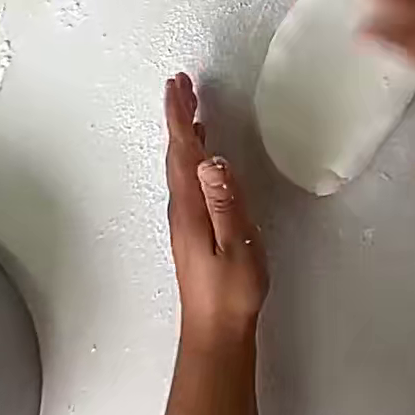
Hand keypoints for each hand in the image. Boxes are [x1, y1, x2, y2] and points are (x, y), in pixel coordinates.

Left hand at [164, 73, 267, 347]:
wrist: (215, 330)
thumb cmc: (231, 291)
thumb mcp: (238, 245)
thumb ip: (226, 202)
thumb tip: (211, 159)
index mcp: (191, 204)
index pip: (182, 149)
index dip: (179, 114)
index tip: (178, 85)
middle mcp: (181, 204)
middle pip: (176, 149)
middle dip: (177, 113)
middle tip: (181, 83)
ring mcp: (184, 215)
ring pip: (179, 161)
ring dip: (182, 130)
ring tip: (190, 106)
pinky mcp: (192, 224)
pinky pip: (187, 174)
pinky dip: (190, 152)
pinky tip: (200, 152)